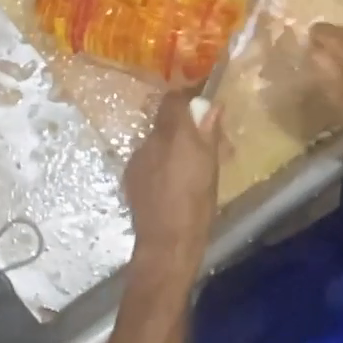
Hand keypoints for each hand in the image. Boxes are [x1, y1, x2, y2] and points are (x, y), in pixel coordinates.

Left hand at [123, 91, 220, 273]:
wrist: (167, 243)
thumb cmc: (198, 206)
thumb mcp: (211, 168)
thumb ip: (209, 133)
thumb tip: (212, 106)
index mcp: (175, 134)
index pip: (174, 99)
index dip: (186, 99)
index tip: (200, 107)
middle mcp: (152, 140)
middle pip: (164, 119)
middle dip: (180, 125)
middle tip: (199, 141)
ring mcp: (137, 157)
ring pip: (155, 140)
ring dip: (169, 146)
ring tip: (185, 167)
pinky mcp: (130, 175)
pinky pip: (147, 158)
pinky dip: (158, 163)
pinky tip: (169, 182)